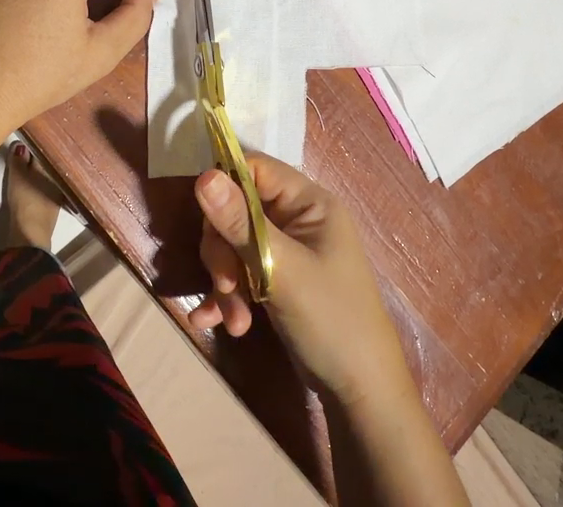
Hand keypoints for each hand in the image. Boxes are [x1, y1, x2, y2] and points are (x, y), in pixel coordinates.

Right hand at [189, 153, 410, 405]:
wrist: (359, 392)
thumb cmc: (331, 320)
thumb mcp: (281, 269)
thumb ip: (240, 222)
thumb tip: (203, 175)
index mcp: (309, 203)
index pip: (254, 169)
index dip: (224, 187)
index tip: (207, 220)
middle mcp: (297, 219)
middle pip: (235, 209)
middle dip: (223, 251)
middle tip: (225, 284)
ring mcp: (286, 250)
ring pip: (232, 244)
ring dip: (224, 281)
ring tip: (234, 319)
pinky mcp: (276, 279)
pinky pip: (238, 271)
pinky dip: (226, 295)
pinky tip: (214, 320)